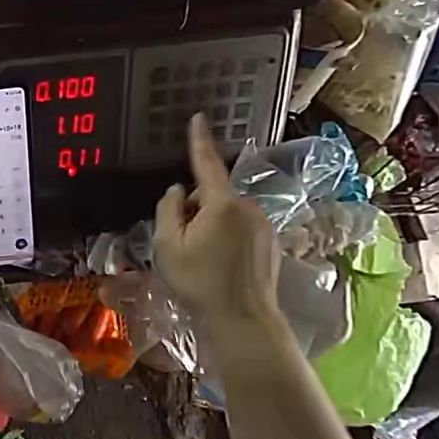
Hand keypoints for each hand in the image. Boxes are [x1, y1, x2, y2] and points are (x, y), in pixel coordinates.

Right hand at [154, 113, 284, 345]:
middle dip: (195, 208)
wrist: (242, 319)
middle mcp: (248, 207)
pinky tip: (216, 265)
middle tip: (180, 243)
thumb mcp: (167, 246)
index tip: (198, 118)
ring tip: (197, 259)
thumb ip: (168, 211)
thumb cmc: (198, 283)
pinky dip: (225, 238)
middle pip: (213, 194)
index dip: (199, 141)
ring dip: (209, 225)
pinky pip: (240, 228)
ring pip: (226, 212)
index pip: (206, 164)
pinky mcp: (271, 242)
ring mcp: (263, 225)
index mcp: (222, 204)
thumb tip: (177, 192)